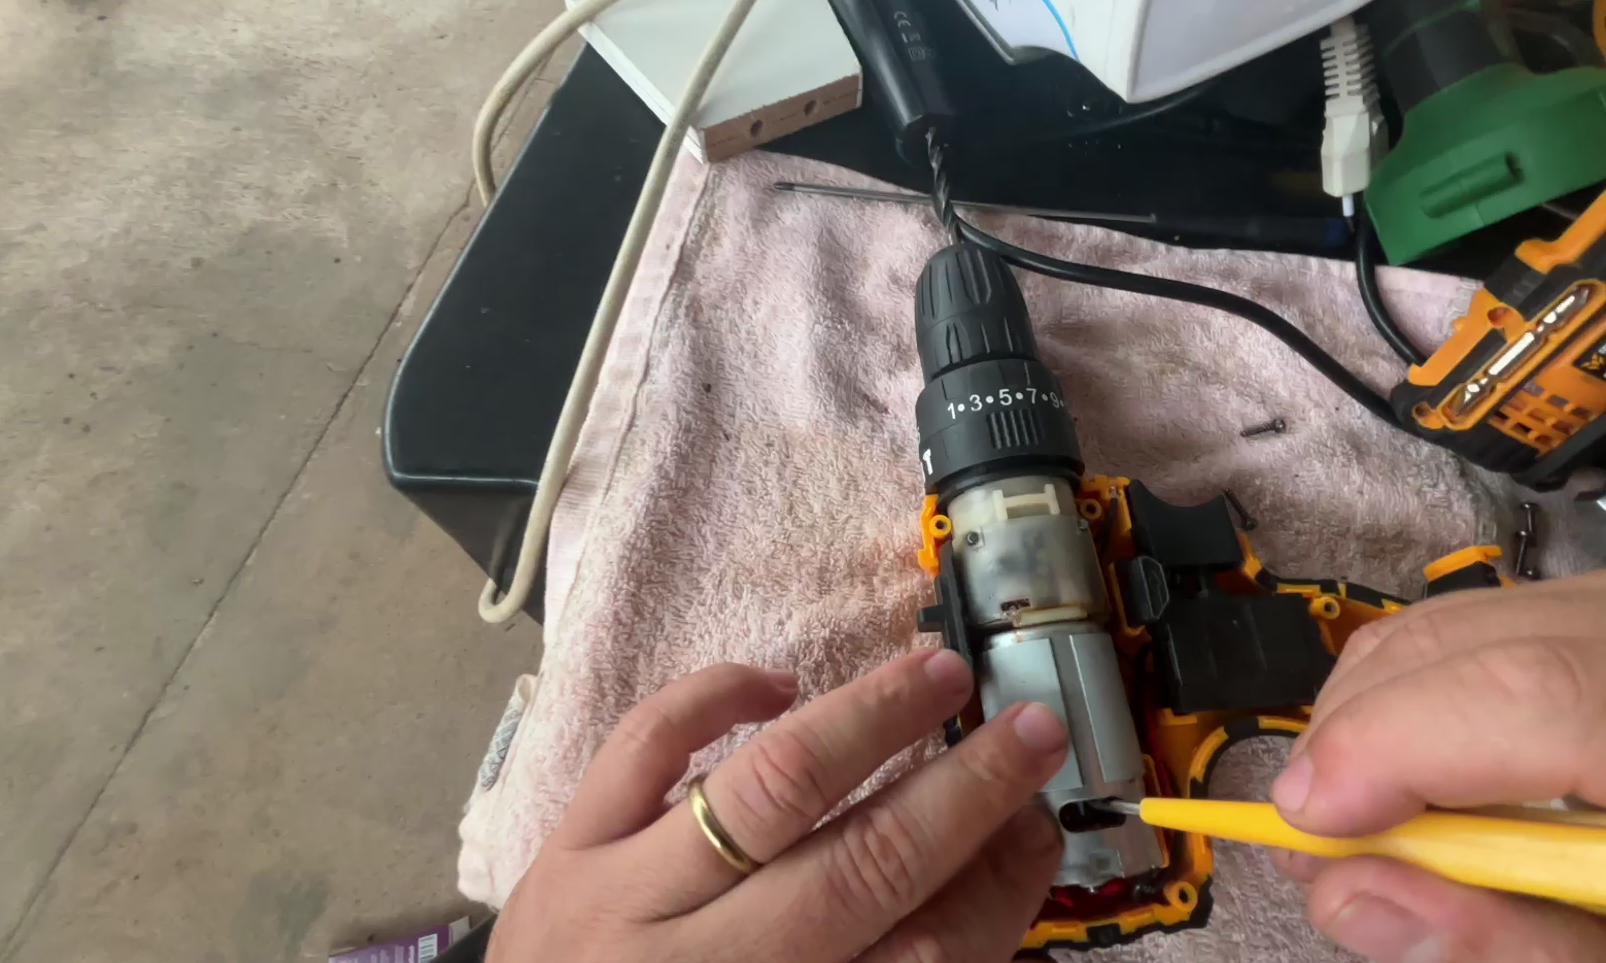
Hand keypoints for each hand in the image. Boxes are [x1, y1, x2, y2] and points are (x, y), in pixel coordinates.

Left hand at [488, 649, 1068, 962]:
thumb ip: (904, 959)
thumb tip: (997, 854)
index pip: (920, 960)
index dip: (995, 887)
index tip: (1040, 820)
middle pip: (858, 868)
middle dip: (960, 790)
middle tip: (1029, 726)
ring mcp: (619, 903)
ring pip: (768, 787)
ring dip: (866, 719)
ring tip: (937, 670)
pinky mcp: (565, 848)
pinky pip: (644, 745)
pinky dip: (714, 694)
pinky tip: (777, 682)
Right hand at [1269, 566, 1605, 962]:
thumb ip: (1545, 949)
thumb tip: (1350, 895)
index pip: (1552, 700)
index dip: (1402, 747)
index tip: (1311, 822)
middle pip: (1480, 646)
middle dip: (1361, 735)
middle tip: (1311, 832)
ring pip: (1459, 621)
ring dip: (1372, 707)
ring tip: (1354, 800)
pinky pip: (1479, 619)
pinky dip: (1415, 683)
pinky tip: (1414, 754)